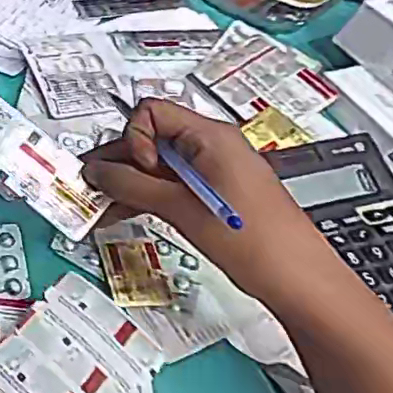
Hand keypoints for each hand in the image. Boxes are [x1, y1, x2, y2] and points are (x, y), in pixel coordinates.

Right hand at [80, 99, 355, 316]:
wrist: (297, 279)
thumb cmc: (257, 241)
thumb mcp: (180, 209)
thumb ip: (133, 186)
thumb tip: (98, 171)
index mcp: (211, 137)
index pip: (151, 113)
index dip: (132, 140)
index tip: (132, 170)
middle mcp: (211, 147)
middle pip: (148, 139)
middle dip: (118, 162)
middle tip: (95, 185)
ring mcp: (211, 171)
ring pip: (154, 166)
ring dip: (126, 183)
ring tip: (102, 204)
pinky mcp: (210, 194)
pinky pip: (166, 185)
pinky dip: (143, 196)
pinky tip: (122, 212)